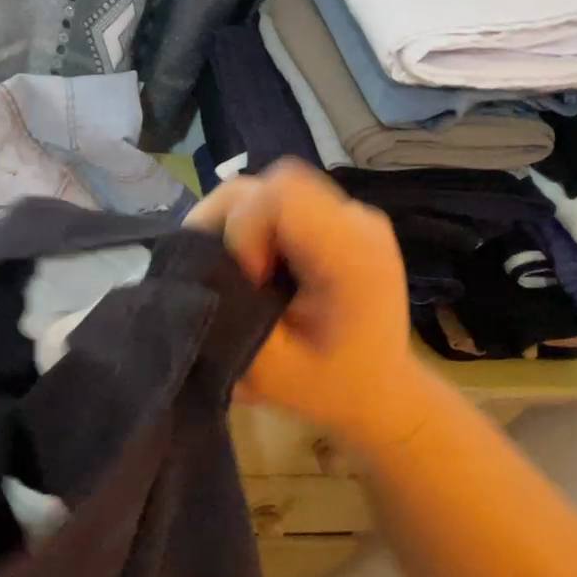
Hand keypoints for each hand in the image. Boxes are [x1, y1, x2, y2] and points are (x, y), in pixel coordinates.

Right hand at [187, 159, 441, 452]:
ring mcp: (350, 216)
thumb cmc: (326, 388)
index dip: (244, 230)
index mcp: (350, 254)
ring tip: (245, 275)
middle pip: (273, 184)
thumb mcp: (268, 368)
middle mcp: (356, 220)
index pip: (280, 195)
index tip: (248, 281)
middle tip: (233, 277)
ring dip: (241, 226)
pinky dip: (256, 228)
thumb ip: (231, 314)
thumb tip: (197, 273)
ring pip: (271, 188)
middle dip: (233, 225)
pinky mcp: (338, 220)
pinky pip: (283, 203)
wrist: (380, 393)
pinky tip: (260, 269)